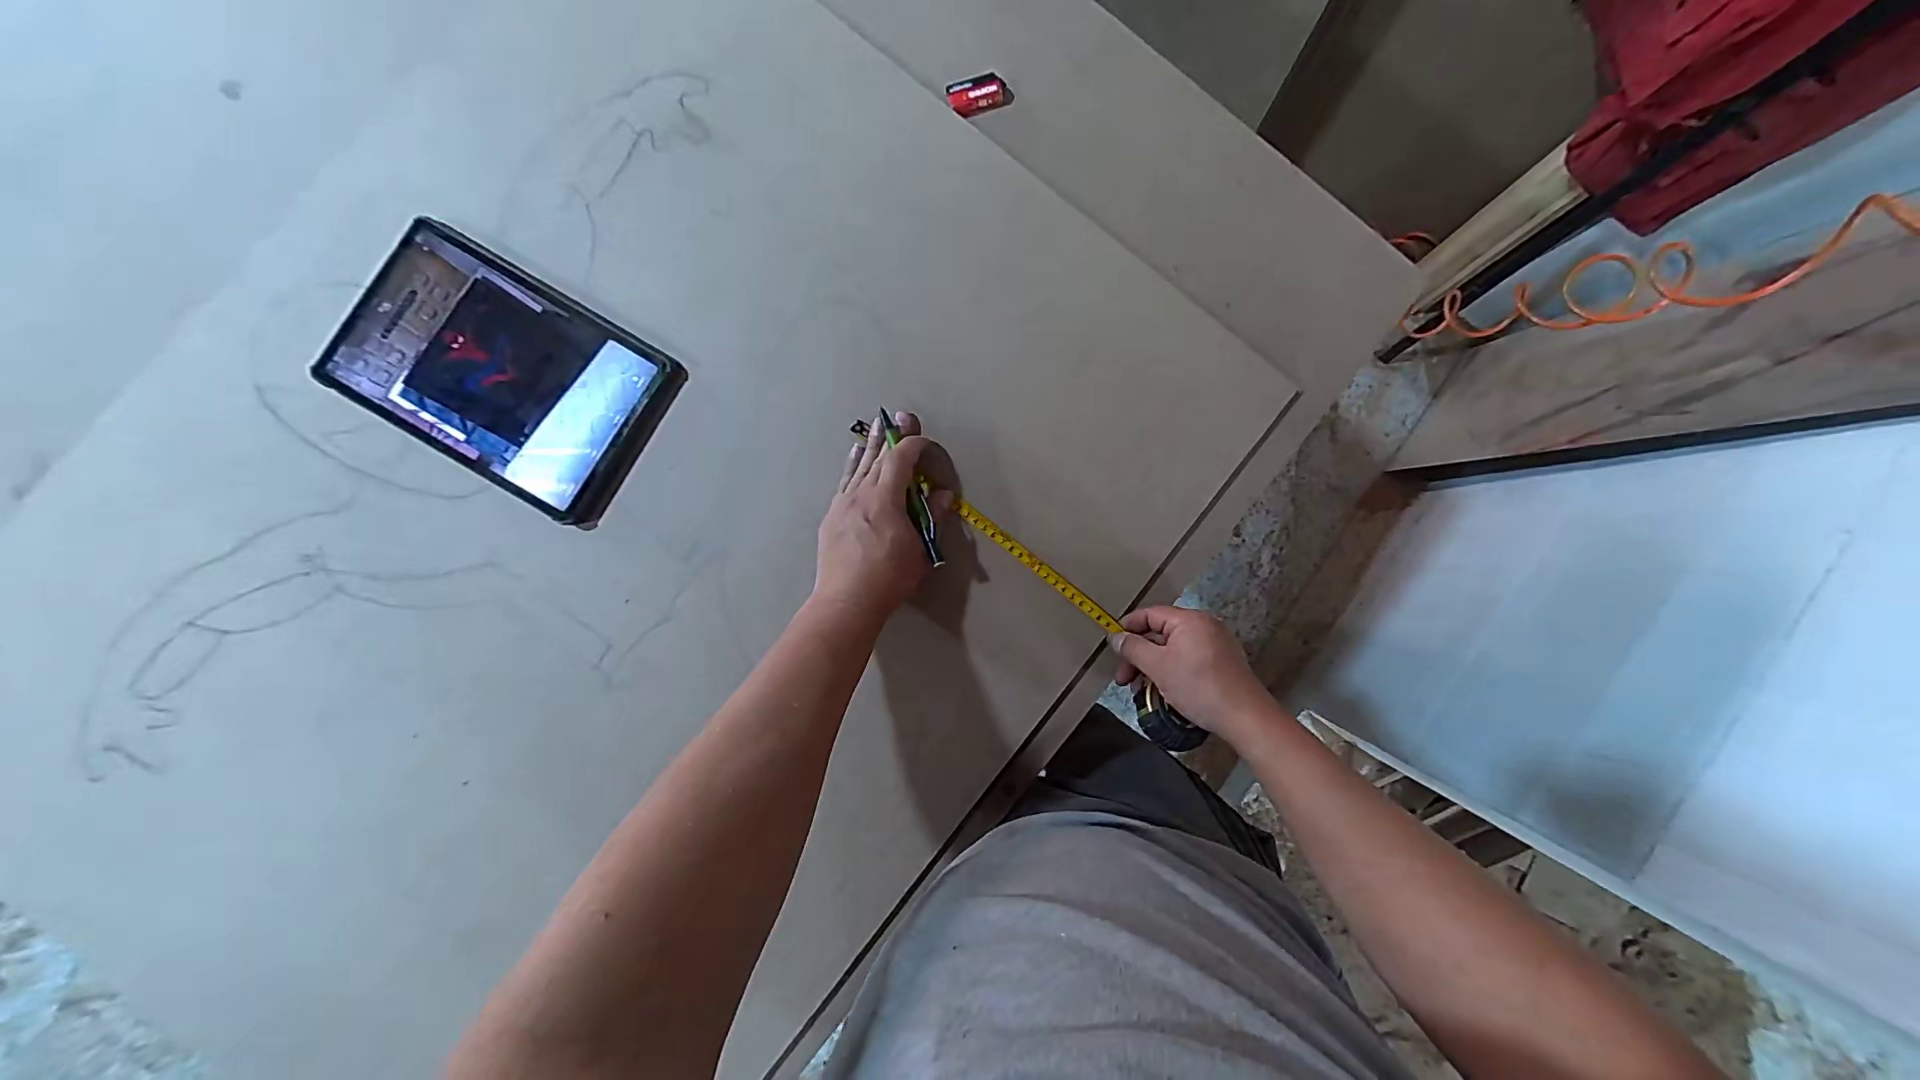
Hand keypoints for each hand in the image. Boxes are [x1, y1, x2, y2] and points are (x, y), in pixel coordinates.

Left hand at [812, 411, 953, 622]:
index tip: (924, 441)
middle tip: (898, 417)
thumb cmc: (888, 579)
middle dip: (891, 437)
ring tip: (875, 427)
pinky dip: (853, 466)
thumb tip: (942, 495)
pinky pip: (845, 482)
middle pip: (877, 458)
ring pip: (858, 467)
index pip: (900, 461)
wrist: (846, 601)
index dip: (913, 446)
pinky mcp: (832, 517)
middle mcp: (860, 495)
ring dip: (870, 446)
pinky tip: (854, 458)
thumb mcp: (919, 550)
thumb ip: (930, 518)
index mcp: (885, 500)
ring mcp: (842, 504)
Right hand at [1109, 606, 1274, 746]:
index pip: (1149, 614)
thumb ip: (1132, 648)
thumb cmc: (1199, 687)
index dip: (1127, 628)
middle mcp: (1205, 626)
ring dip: (1152, 666)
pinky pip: (1187, 659)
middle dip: (1138, 655)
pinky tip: (1163, 690)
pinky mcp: (1221, 663)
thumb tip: (1116, 637)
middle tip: (1125, 678)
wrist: (1243, 717)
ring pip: (1172, 649)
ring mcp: (1216, 644)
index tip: (1113, 648)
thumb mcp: (1157, 667)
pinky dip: (1171, 670)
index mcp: (1189, 620)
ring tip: (1141, 689)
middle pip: (1160, 633)